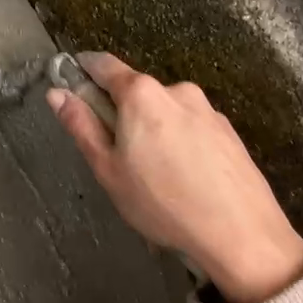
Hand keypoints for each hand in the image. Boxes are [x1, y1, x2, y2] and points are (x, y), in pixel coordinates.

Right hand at [48, 52, 302, 302]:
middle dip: (122, 111)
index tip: (74, 88)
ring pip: (166, 111)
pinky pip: (192, 128)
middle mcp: (176, 90)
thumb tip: (56, 93)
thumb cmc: (163, 203)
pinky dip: (182, 143)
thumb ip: (81, 126)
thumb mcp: (108, 170)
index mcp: (141, 94)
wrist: (245, 239)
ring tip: (157, 175)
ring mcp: (208, 110)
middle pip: (136, 90)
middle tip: (118, 153)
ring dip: (154, 129)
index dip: (83, 71)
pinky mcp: (231, 133)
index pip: (103, 63)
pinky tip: (186, 180)